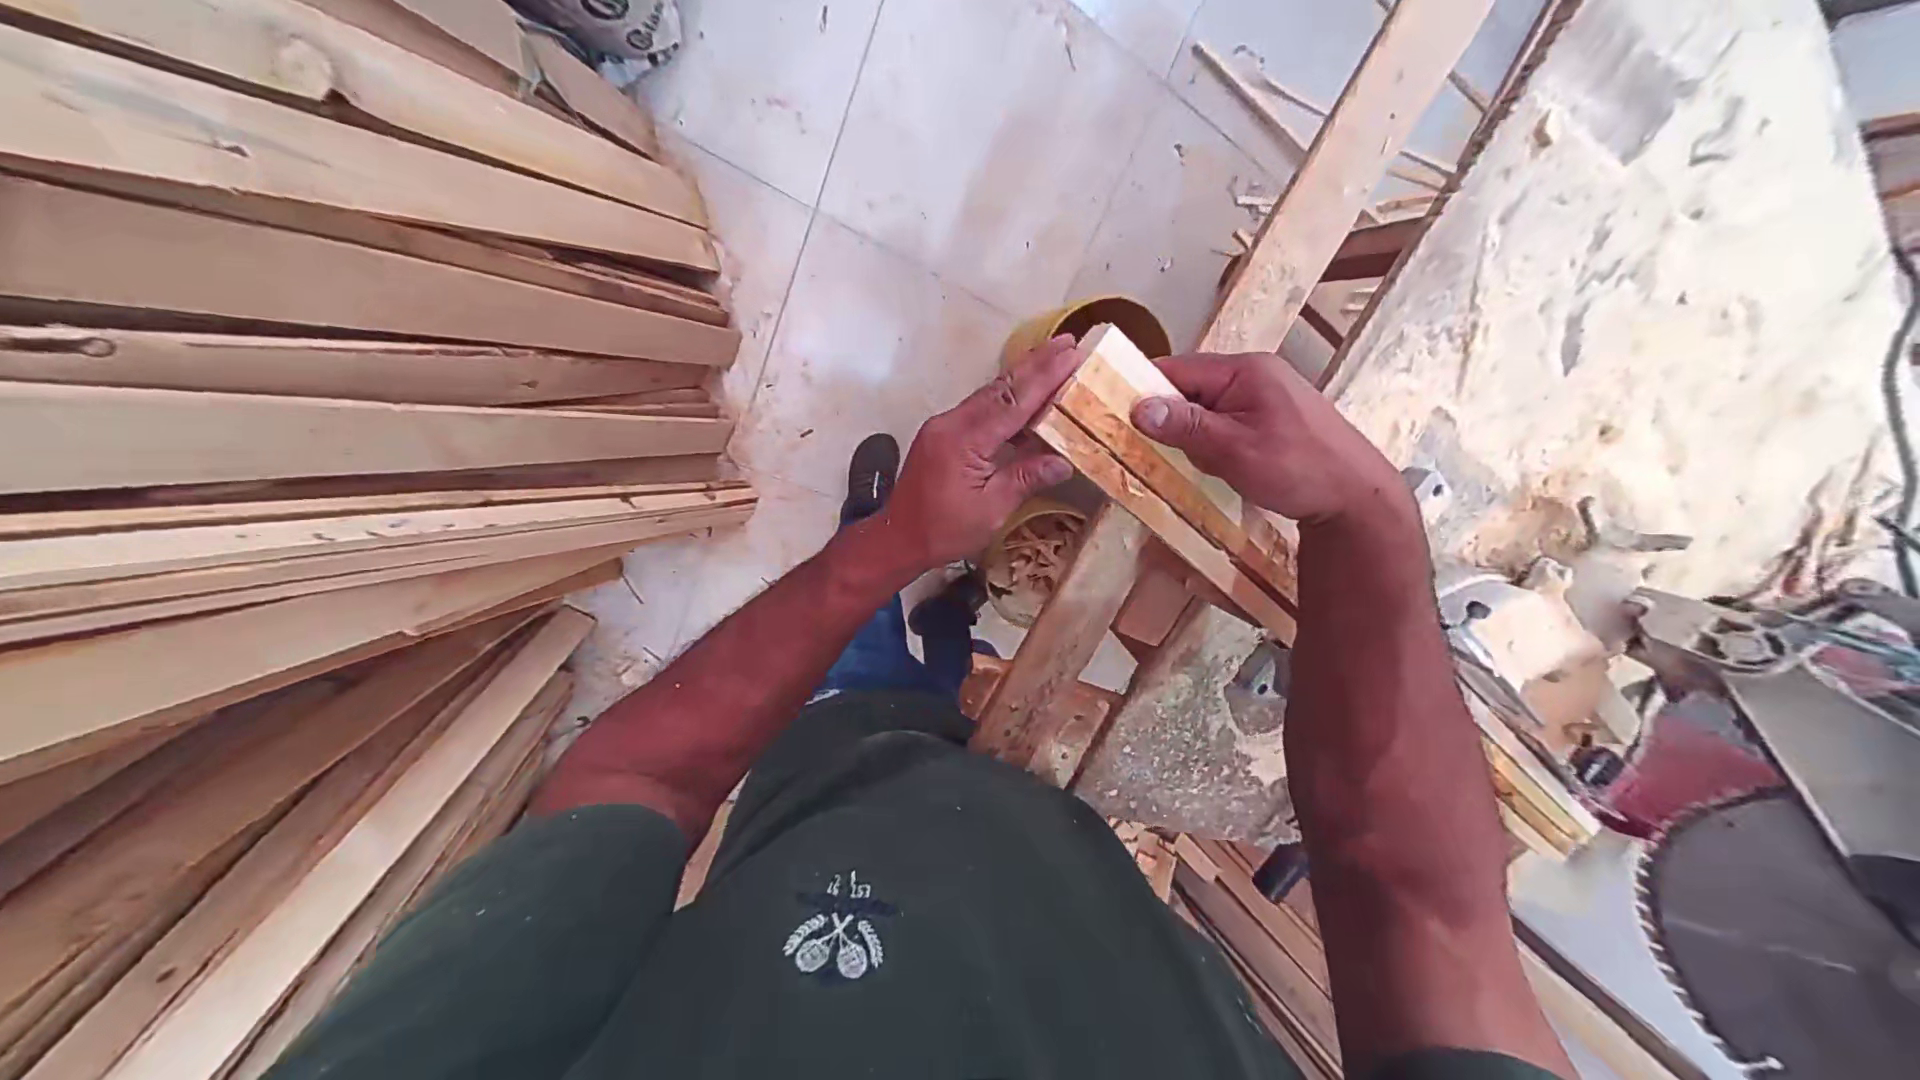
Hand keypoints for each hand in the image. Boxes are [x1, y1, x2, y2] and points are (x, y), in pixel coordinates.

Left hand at [876, 335, 1081, 570]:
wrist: (897, 538)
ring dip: (1022, 377)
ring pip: (989, 395)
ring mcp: (944, 426)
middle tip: (1069, 342)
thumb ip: (1025, 480)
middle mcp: (951, 424)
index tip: (1071, 354)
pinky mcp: (943, 434)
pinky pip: (980, 408)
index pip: (1012, 402)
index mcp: (963, 441)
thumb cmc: (943, 531)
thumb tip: (1063, 461)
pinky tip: (1026, 393)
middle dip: (1036, 364)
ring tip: (1055, 358)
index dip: (1044, 377)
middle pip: (1000, 388)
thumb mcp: (990, 511)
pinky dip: (1007, 398)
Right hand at [1130, 352, 1414, 532]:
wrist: (1357, 497)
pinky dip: (1213, 443)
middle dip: (1172, 420)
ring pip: (1205, 409)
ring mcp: (1264, 396)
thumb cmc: (1298, 468)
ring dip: (1194, 436)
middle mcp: (1254, 375)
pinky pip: (1224, 423)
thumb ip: (1186, 426)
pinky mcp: (1270, 418)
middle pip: (1189, 388)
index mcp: (1245, 371)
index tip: (1118, 415)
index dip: (1145, 390)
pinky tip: (1222, 466)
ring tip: (1205, 463)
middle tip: (1162, 450)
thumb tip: (1139, 407)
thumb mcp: (1233, 449)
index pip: (1177, 370)